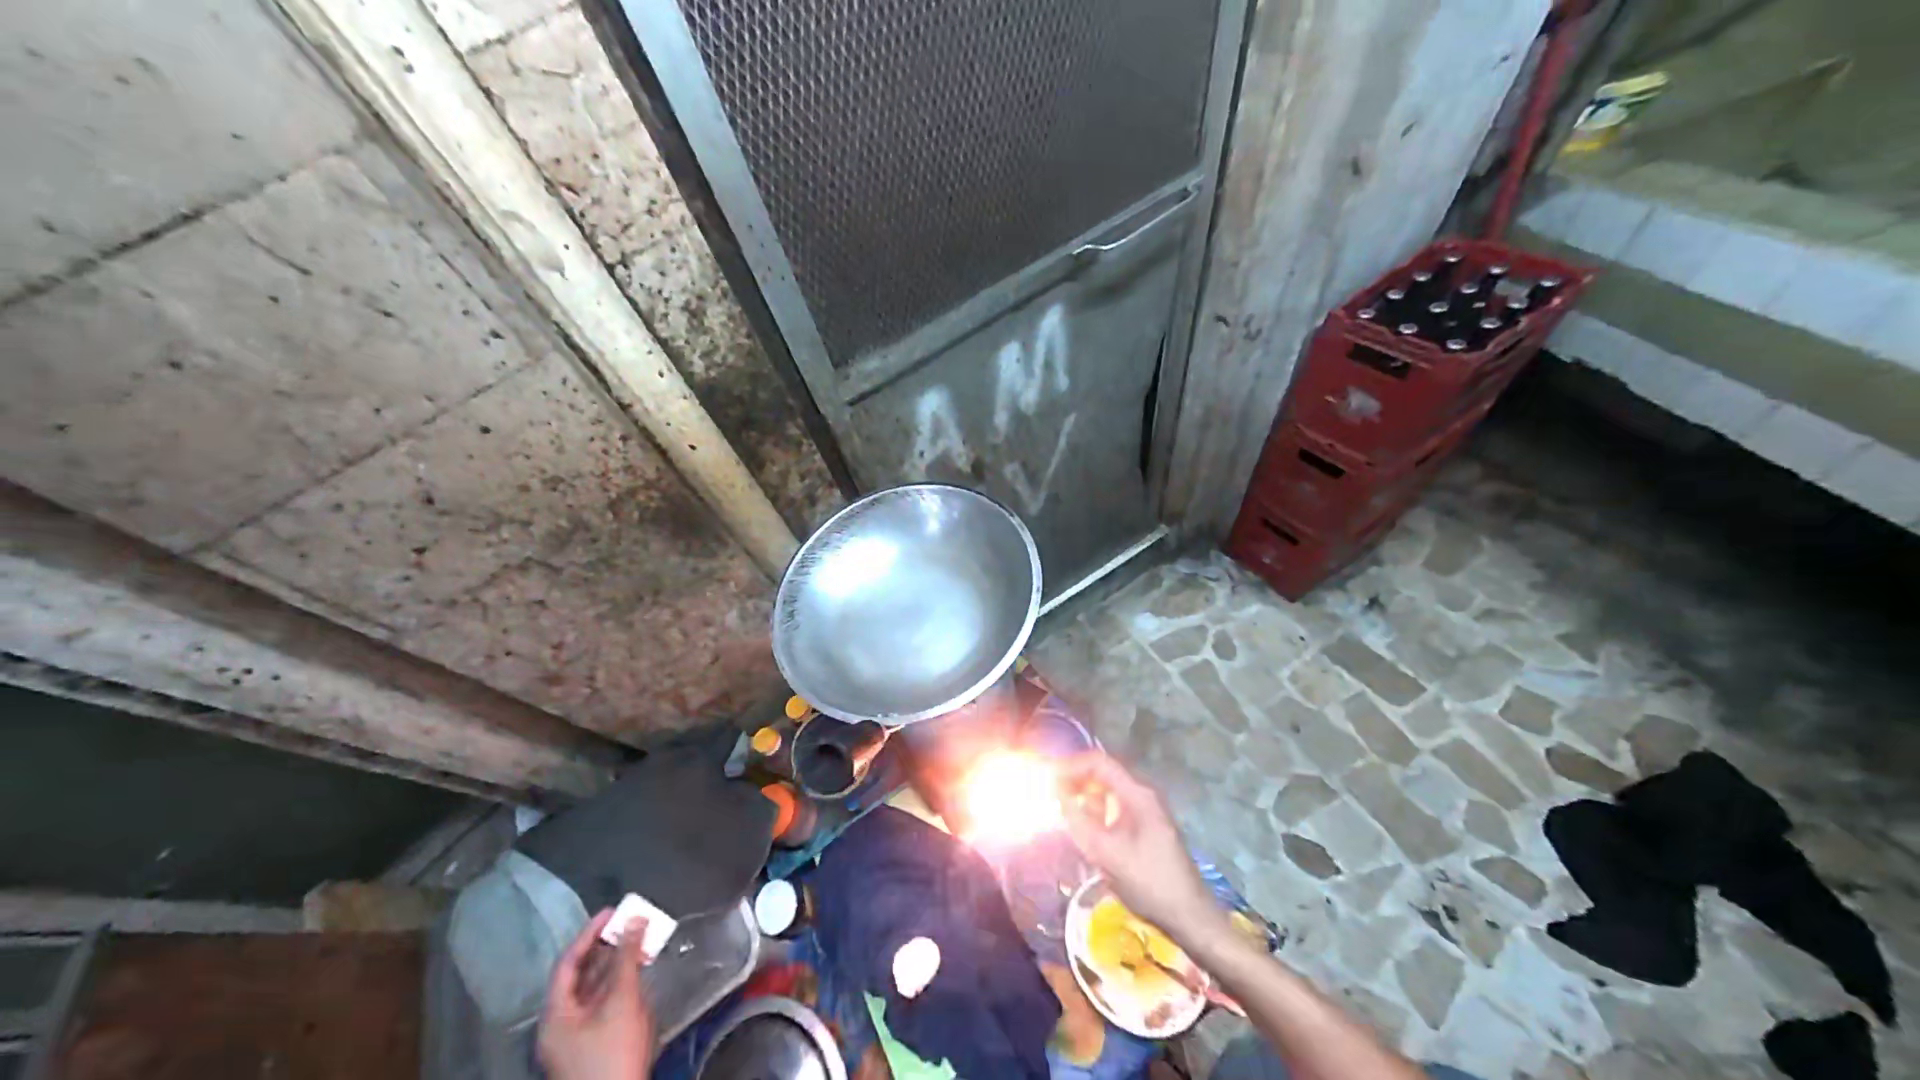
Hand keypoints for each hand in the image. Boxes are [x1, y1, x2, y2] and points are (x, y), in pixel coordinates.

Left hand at [538, 908, 654, 1079]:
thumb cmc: (613, 1053)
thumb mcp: (622, 1002)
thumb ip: (627, 958)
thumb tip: (635, 920)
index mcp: (555, 1015)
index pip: (567, 964)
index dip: (589, 935)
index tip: (613, 912)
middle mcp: (560, 1025)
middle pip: (581, 976)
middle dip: (607, 948)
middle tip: (631, 924)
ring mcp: (577, 1038)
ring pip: (595, 990)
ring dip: (618, 965)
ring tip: (641, 942)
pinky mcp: (595, 1045)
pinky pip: (605, 1005)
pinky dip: (621, 985)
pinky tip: (639, 973)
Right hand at [1058, 753, 1221, 939]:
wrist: (1189, 915)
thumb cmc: (1148, 882)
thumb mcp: (1106, 853)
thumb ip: (1078, 820)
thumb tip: (1057, 794)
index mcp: (1137, 794)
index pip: (1099, 762)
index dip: (1071, 766)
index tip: (1048, 779)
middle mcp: (1143, 795)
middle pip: (1103, 775)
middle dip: (1075, 783)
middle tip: (1051, 799)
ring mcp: (1146, 812)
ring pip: (1108, 794)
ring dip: (1085, 801)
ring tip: (1066, 818)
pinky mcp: (1146, 828)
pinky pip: (1115, 811)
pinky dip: (1097, 815)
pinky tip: (1086, 834)